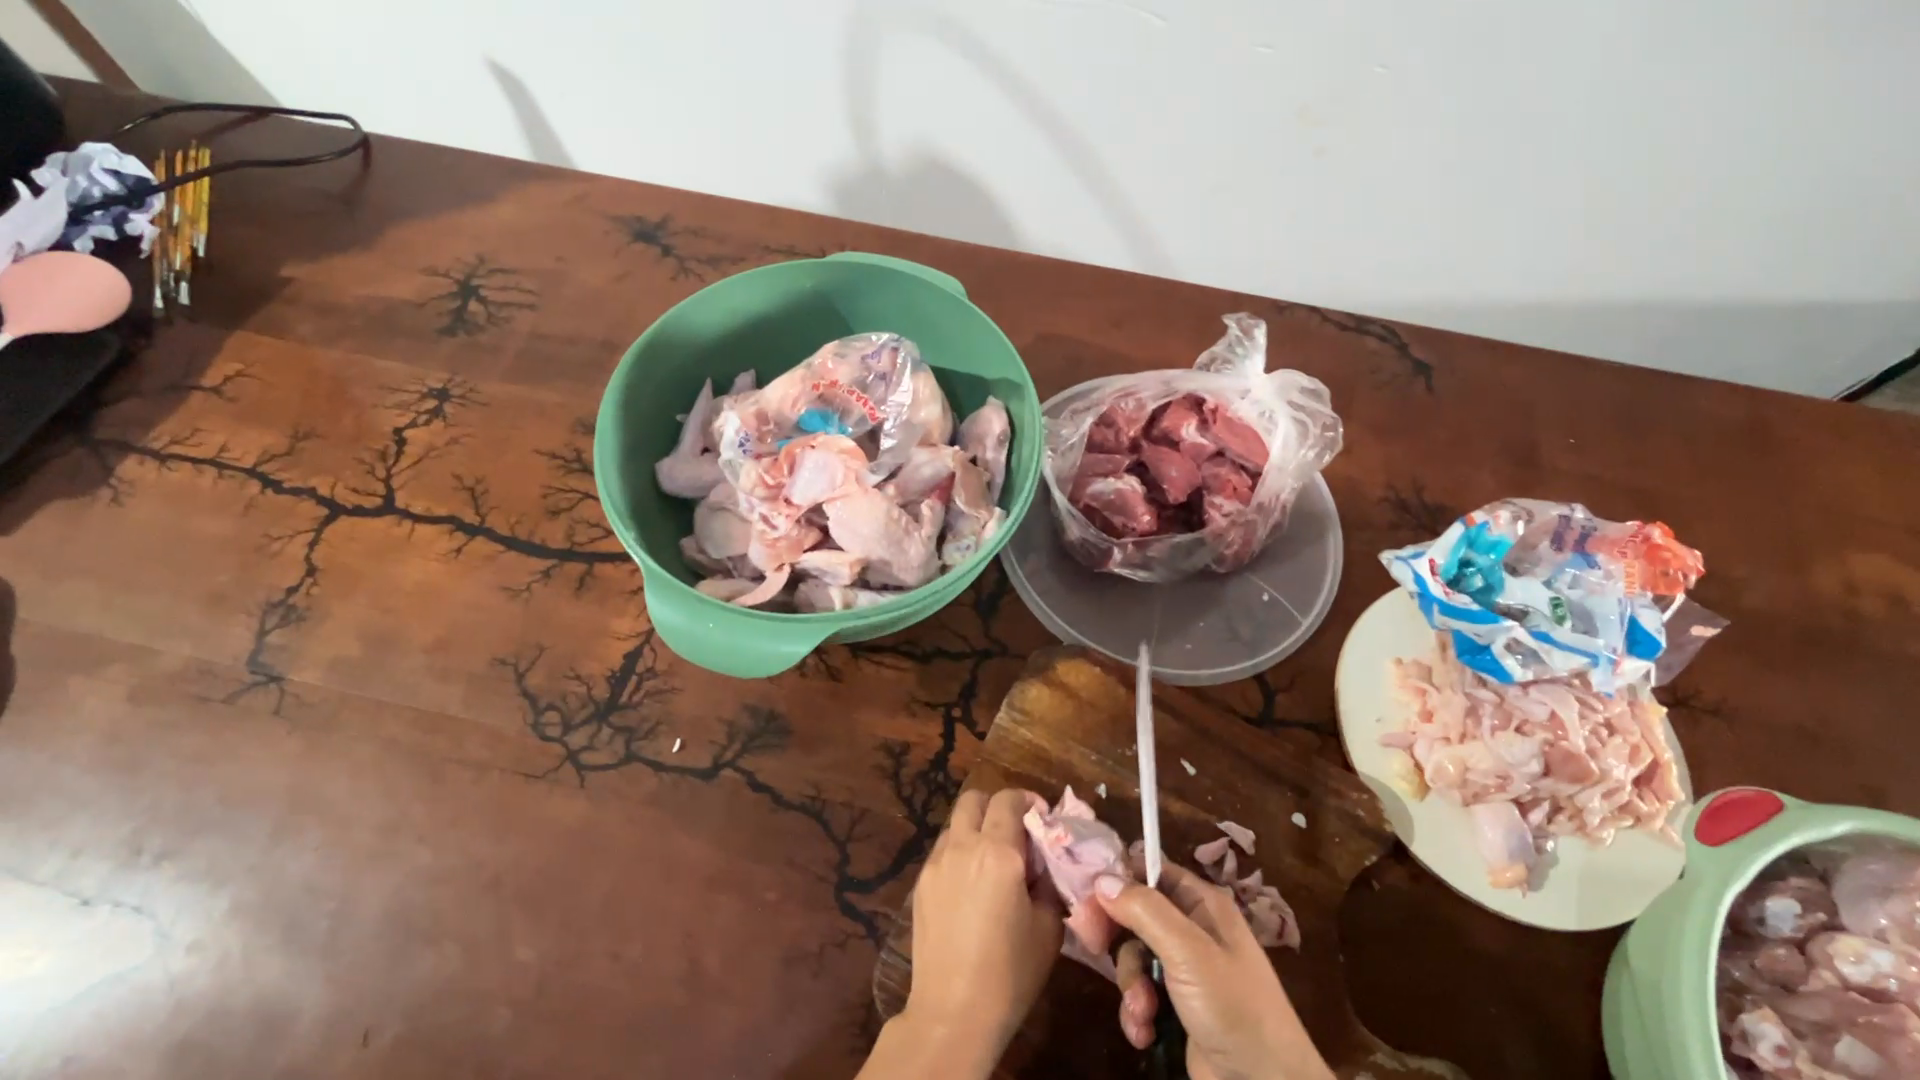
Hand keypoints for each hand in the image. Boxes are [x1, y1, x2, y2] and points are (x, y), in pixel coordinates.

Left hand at [902, 788, 1063, 1069]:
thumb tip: (1044, 866)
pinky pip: (943, 852)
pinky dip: (960, 853)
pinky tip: (972, 885)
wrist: (953, 1011)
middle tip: (1016, 832)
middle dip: (997, 806)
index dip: (1029, 801)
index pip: (1009, 800)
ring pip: (955, 824)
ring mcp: (935, 865)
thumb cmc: (1010, 973)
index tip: (1042, 818)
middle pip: (974, 799)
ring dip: (975, 829)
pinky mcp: (920, 885)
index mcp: (998, 853)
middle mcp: (962, 847)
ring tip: (993, 860)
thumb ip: (1048, 884)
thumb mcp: (1048, 927)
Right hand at [1096, 860, 1332, 1079]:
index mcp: (1202, 904)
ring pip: (1133, 956)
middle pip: (1134, 913)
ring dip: (1130, 984)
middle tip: (1094, 947)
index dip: (1117, 880)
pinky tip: (1145, 1032)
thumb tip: (1102, 877)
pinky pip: (1140, 992)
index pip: (1150, 870)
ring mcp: (1184, 968)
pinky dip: (1137, 1012)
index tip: (1088, 899)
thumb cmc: (1233, 1007)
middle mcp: (1192, 929)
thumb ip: (1145, 911)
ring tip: (1143, 1012)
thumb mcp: (1188, 952)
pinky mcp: (1176, 1004)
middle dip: (1117, 938)